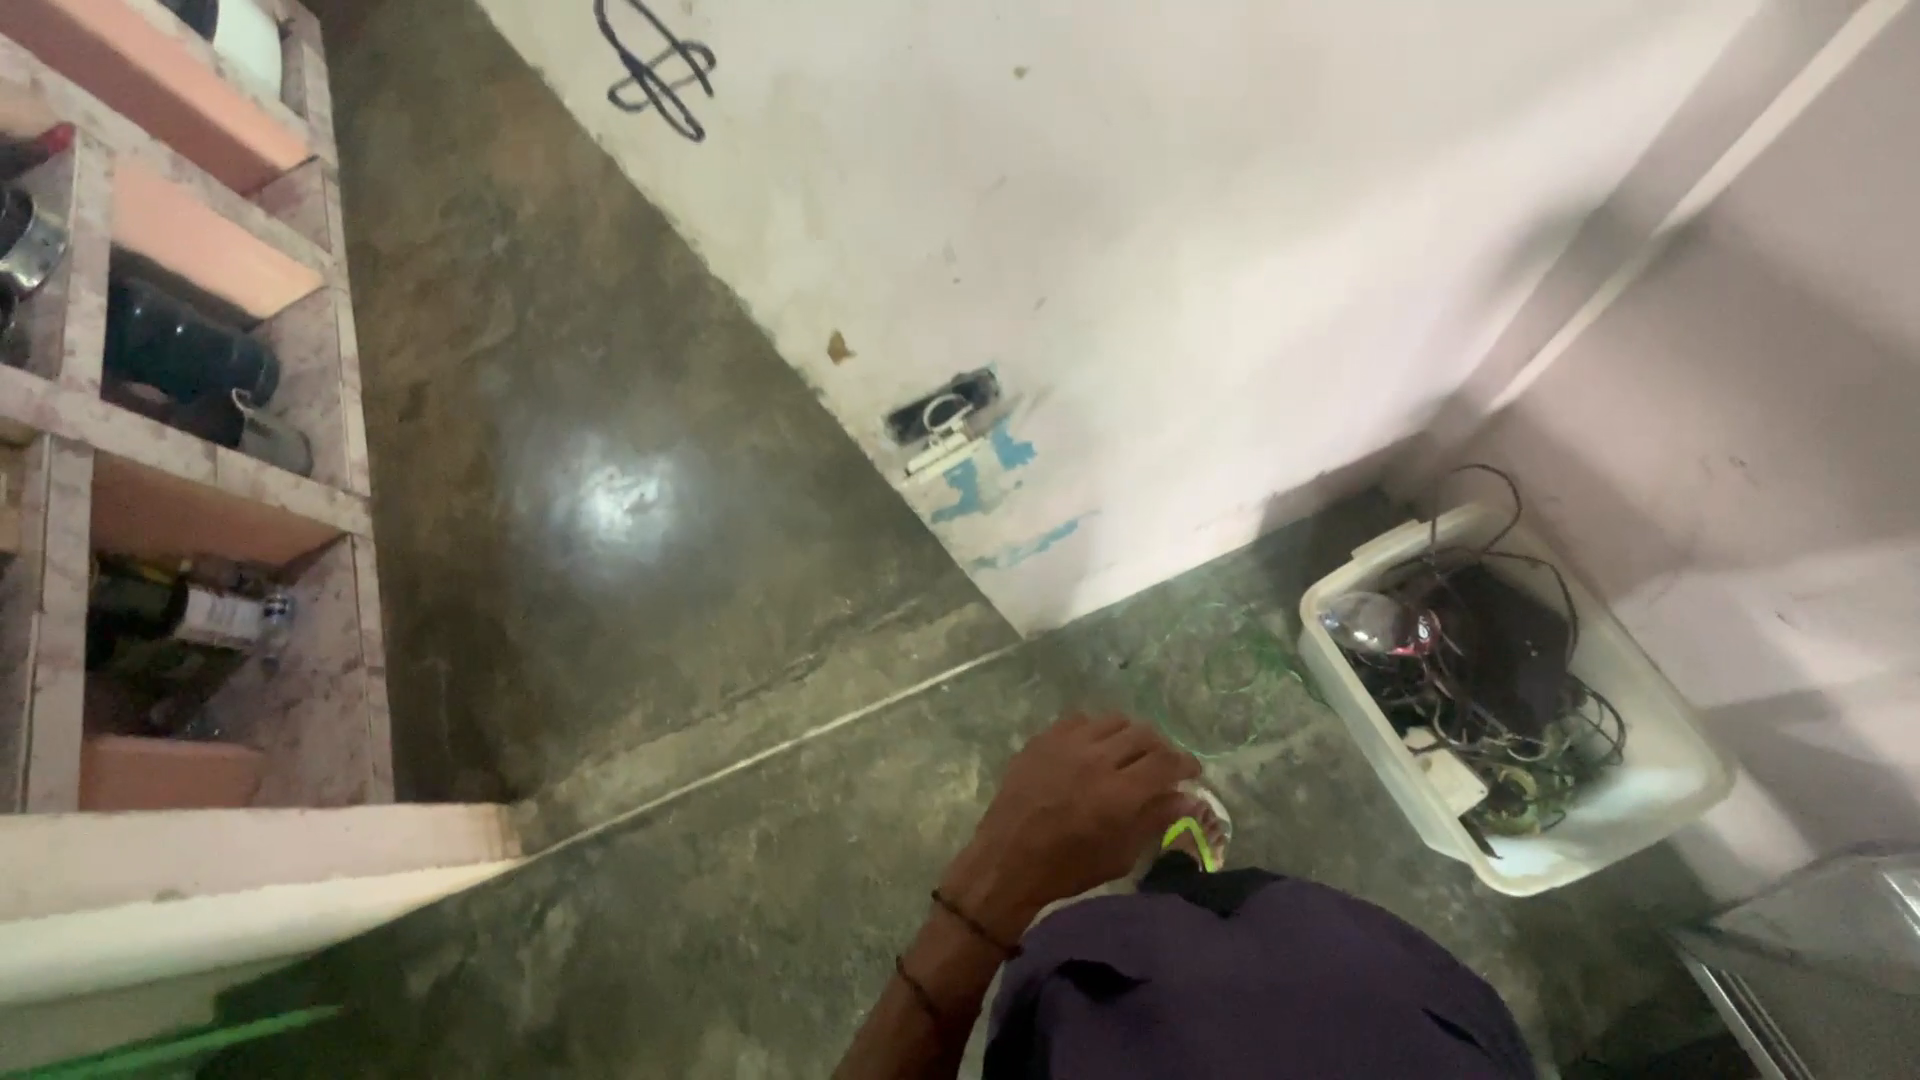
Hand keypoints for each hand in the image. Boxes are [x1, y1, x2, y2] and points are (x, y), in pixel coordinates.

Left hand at [938, 712, 1200, 939]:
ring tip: (1129, 752)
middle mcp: (1096, 758)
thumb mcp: (1121, 854)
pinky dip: (1095, 730)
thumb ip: (1155, 819)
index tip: (1192, 771)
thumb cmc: (1068, 867)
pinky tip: (1094, 747)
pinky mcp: (1042, 739)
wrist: (1008, 860)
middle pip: (1143, 734)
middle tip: (1163, 763)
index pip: (1166, 762)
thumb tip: (1189, 797)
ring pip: (1113, 721)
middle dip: (1161, 747)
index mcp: (1119, 792)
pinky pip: (1079, 720)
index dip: (1186, 763)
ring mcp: (1066, 744)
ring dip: (1129, 734)